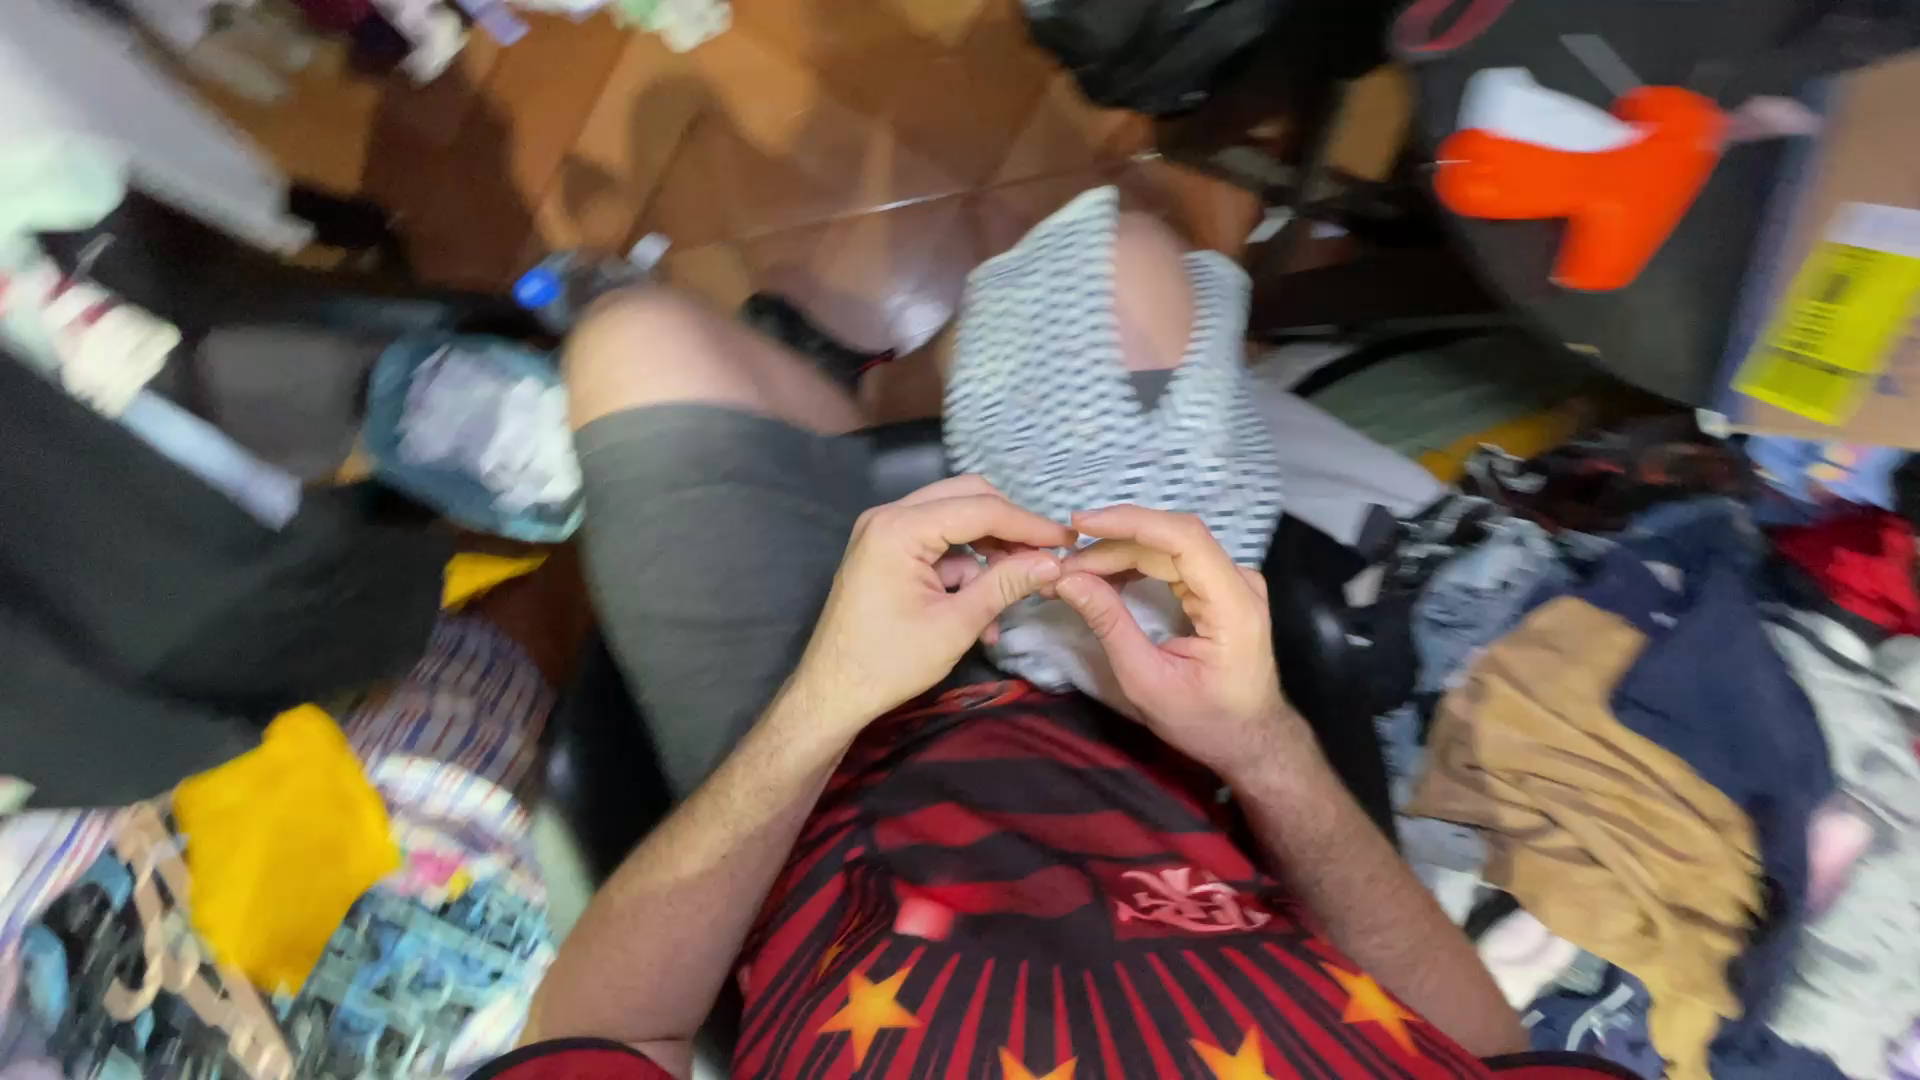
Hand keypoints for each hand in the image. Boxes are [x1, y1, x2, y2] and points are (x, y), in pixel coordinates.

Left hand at [787, 475, 1075, 729]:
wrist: (832, 692)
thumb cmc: (889, 663)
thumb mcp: (955, 625)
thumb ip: (1005, 585)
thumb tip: (1053, 562)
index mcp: (900, 528)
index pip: (980, 508)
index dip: (1029, 524)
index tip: (1067, 542)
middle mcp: (889, 516)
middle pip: (967, 498)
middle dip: (1009, 527)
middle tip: (1043, 557)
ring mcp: (883, 530)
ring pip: (954, 518)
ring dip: (988, 548)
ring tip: (1016, 587)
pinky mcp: (885, 550)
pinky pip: (937, 542)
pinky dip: (964, 566)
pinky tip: (983, 606)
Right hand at [1054, 505, 1313, 780]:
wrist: (1247, 740)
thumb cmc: (1203, 720)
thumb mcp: (1147, 681)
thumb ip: (1110, 625)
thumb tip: (1067, 580)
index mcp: (1233, 605)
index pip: (1183, 539)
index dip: (1130, 523)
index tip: (1081, 525)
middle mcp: (1239, 582)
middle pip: (1169, 540)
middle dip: (1110, 546)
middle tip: (1062, 568)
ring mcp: (1231, 581)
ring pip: (1167, 546)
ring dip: (1116, 552)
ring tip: (1072, 572)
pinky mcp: (1218, 586)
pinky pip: (1171, 560)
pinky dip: (1131, 563)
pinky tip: (1099, 575)